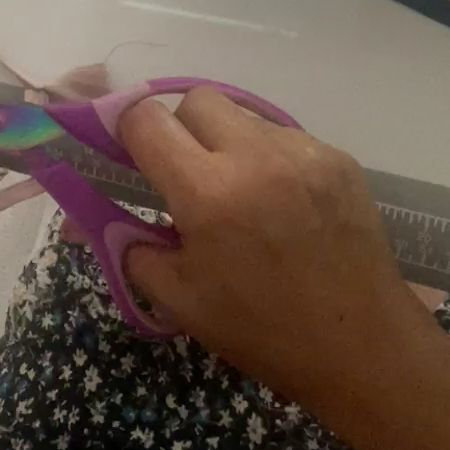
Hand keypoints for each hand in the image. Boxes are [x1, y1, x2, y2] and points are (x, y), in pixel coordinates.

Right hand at [118, 88, 433, 406]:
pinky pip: (282, 134)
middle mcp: (254, 156)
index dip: (129, 130)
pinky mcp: (336, 157)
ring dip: (225, 140)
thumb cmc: (262, 330)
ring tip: (239, 190)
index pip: (146, 119)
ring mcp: (302, 151)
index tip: (131, 154)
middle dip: (179, 127)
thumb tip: (84, 220)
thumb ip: (127, 245)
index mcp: (207, 193)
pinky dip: (266, 156)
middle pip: (194, 99)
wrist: (365, 350)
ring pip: (241, 113)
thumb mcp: (178, 298)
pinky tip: (281, 202)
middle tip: (186, 173)